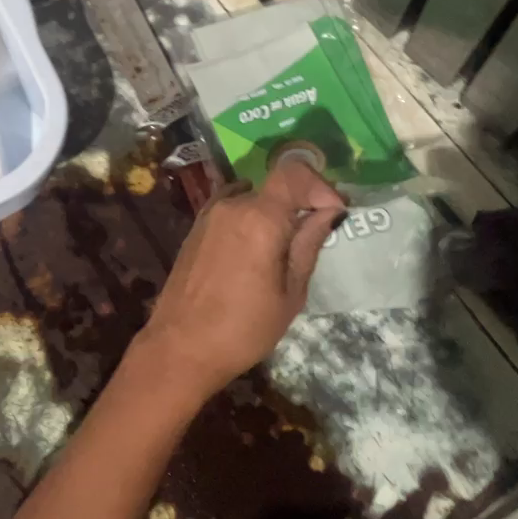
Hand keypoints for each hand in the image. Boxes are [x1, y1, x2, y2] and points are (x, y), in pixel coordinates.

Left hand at [130, 159, 345, 402]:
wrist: (181, 345)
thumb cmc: (244, 327)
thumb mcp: (290, 293)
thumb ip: (308, 244)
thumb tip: (329, 212)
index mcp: (259, 217)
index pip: (293, 173)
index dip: (320, 185)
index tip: (336, 211)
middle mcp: (232, 205)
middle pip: (275, 187)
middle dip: (302, 203)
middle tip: (319, 232)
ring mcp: (210, 213)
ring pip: (253, 198)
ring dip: (275, 212)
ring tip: (287, 247)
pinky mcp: (197, 226)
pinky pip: (233, 209)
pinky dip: (251, 218)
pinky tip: (257, 247)